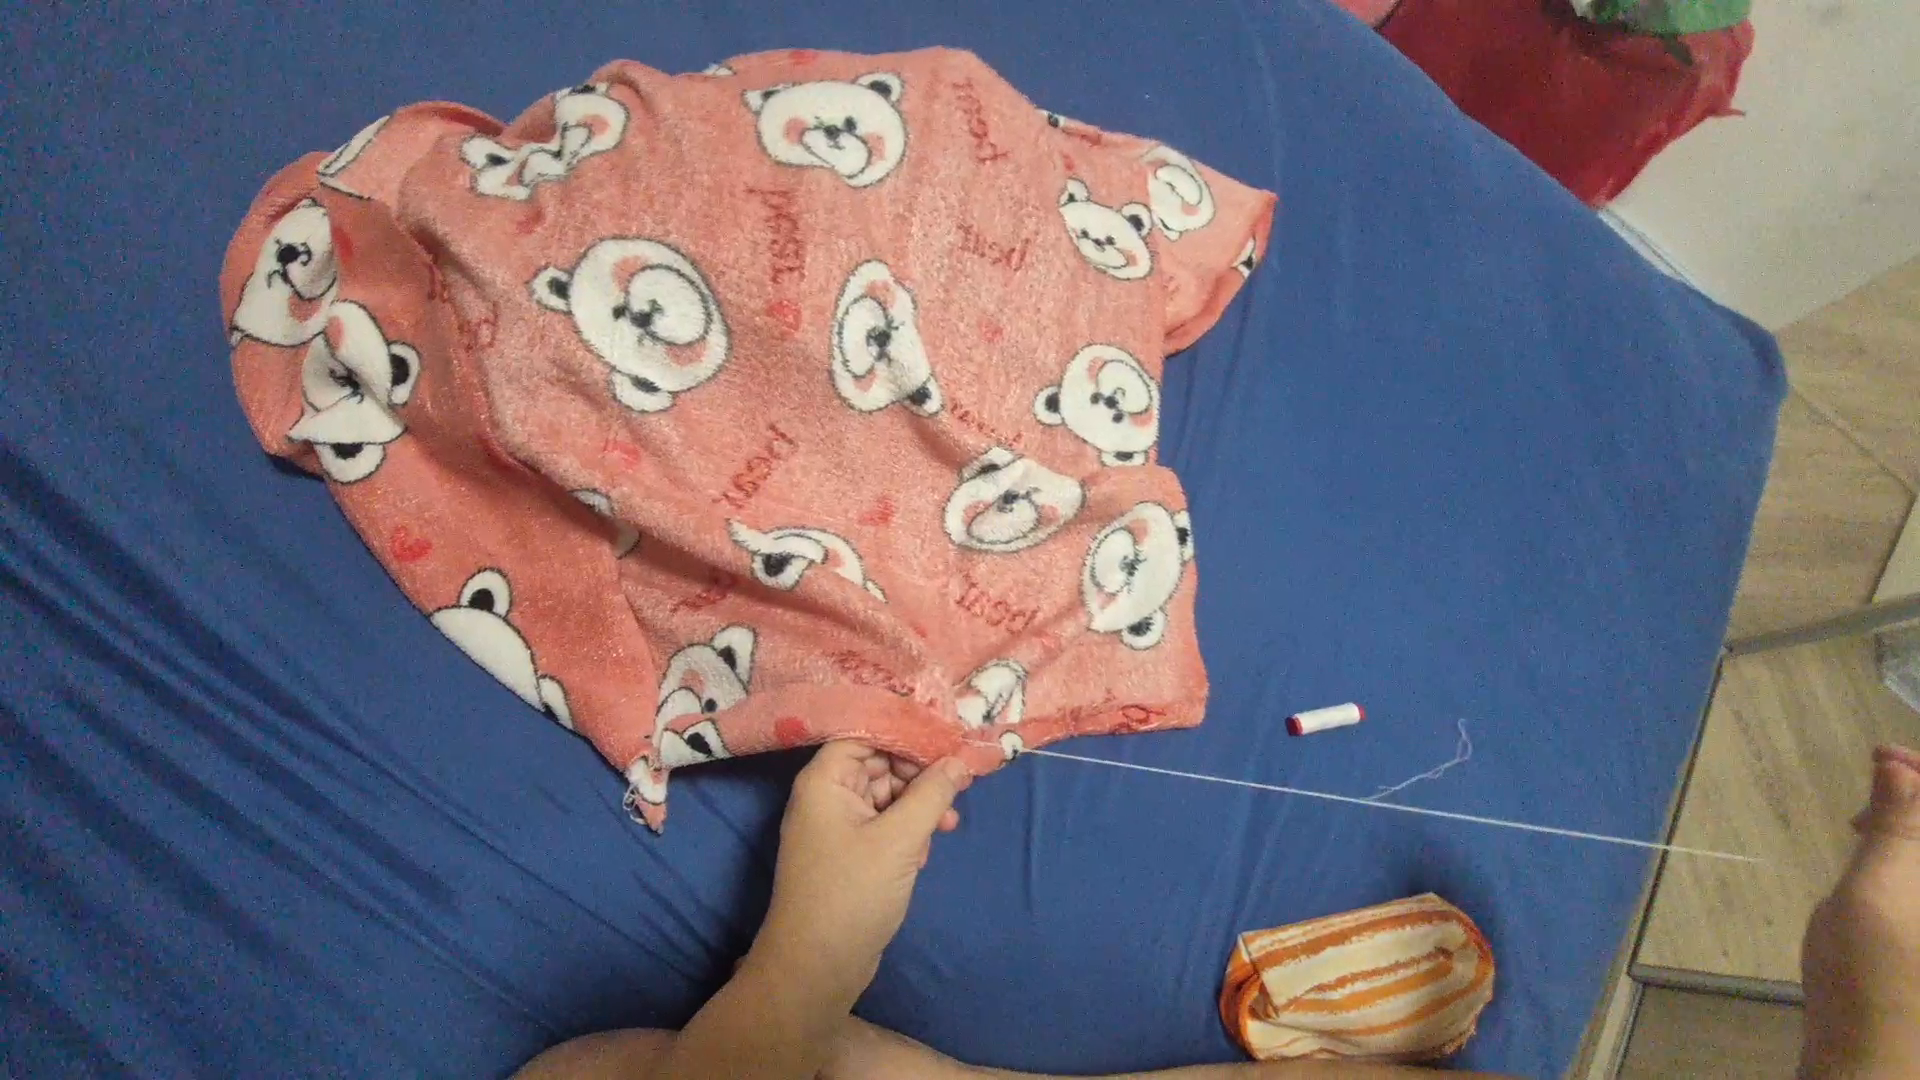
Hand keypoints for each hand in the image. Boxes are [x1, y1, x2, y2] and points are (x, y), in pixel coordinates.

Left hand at [750, 741, 971, 1007]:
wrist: (816, 971)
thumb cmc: (851, 894)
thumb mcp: (900, 839)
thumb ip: (932, 794)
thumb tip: (959, 760)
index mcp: (825, 780)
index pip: (866, 732)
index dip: (905, 731)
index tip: (946, 736)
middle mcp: (828, 795)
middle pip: (880, 761)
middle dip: (920, 772)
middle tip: (960, 781)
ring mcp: (838, 824)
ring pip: (887, 793)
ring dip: (920, 803)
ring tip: (952, 821)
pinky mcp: (851, 851)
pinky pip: (885, 822)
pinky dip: (909, 828)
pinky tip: (930, 847)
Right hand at [1801, 745, 1919, 1078]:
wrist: (1883, 1054)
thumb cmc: (1876, 976)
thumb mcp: (1875, 896)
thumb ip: (1898, 831)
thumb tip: (1899, 763)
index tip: (1885, 755)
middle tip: (1873, 787)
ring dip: (1917, 824)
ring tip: (1868, 823)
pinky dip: (1916, 849)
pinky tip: (1886, 851)